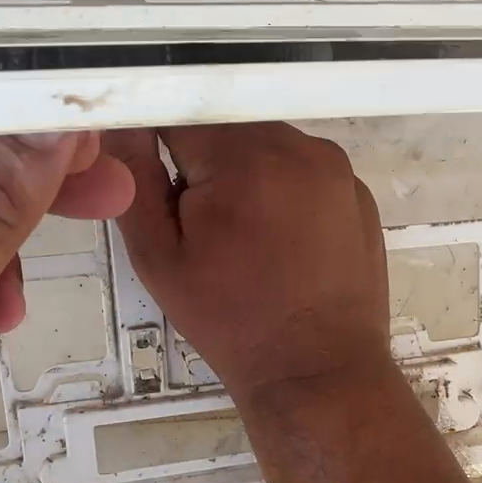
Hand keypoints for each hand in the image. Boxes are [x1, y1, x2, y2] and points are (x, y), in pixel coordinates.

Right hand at [110, 122, 392, 400]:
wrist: (316, 372)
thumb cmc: (231, 322)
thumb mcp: (159, 258)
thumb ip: (135, 179)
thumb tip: (122, 122)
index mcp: (243, 158)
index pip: (182, 110)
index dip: (162, 145)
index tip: (165, 186)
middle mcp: (299, 147)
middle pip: (230, 127)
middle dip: (208, 164)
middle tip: (207, 227)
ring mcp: (337, 169)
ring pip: (269, 147)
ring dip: (249, 176)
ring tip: (249, 240)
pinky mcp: (360, 193)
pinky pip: (307, 171)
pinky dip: (288, 193)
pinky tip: (286, 244)